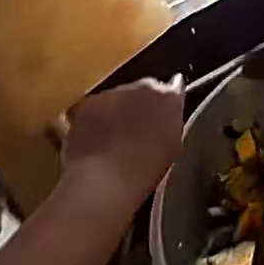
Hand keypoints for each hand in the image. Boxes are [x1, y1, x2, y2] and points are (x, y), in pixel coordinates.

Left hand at [59, 75, 184, 203]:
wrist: (106, 179)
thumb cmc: (147, 168)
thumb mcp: (172, 143)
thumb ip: (171, 121)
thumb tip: (166, 115)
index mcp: (170, 96)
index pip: (174, 86)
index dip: (165, 101)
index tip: (160, 113)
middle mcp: (145, 86)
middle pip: (144, 89)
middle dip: (139, 104)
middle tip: (133, 129)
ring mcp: (115, 92)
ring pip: (117, 97)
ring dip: (115, 111)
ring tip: (109, 138)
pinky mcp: (89, 102)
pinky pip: (93, 107)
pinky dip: (93, 118)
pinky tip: (91, 139)